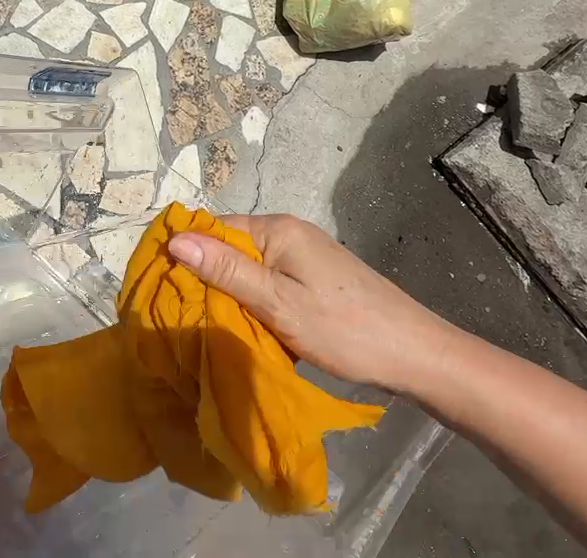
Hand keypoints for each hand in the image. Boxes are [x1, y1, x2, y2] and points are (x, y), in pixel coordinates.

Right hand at [167, 214, 461, 394]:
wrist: (419, 356)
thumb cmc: (345, 330)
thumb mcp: (278, 304)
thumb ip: (226, 271)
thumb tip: (175, 239)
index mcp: (277, 229)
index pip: (213, 230)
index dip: (188, 256)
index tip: (167, 289)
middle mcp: (288, 232)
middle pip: (229, 247)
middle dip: (208, 277)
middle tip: (188, 314)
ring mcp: (304, 253)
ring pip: (248, 266)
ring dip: (232, 292)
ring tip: (215, 322)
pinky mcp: (314, 275)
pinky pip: (268, 279)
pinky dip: (255, 299)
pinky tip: (250, 324)